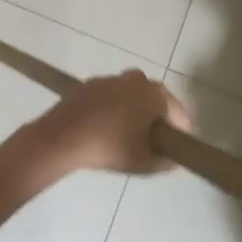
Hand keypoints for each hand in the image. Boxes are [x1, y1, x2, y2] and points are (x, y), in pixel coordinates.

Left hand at [17, 70, 189, 175]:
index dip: (180, 133)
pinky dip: (113, 107)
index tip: (175, 149)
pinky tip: (106, 125)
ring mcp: (111, 79)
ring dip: (135, 110)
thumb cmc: (109, 147)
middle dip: (158, 118)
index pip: (179, 114)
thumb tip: (173, 160)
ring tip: (128, 133)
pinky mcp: (90, 84)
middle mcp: (136, 79)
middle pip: (157, 100)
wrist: (62, 137)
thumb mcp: (144, 163)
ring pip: (133, 95)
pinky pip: (111, 95)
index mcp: (155, 94)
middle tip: (153, 141)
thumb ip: (165, 162)